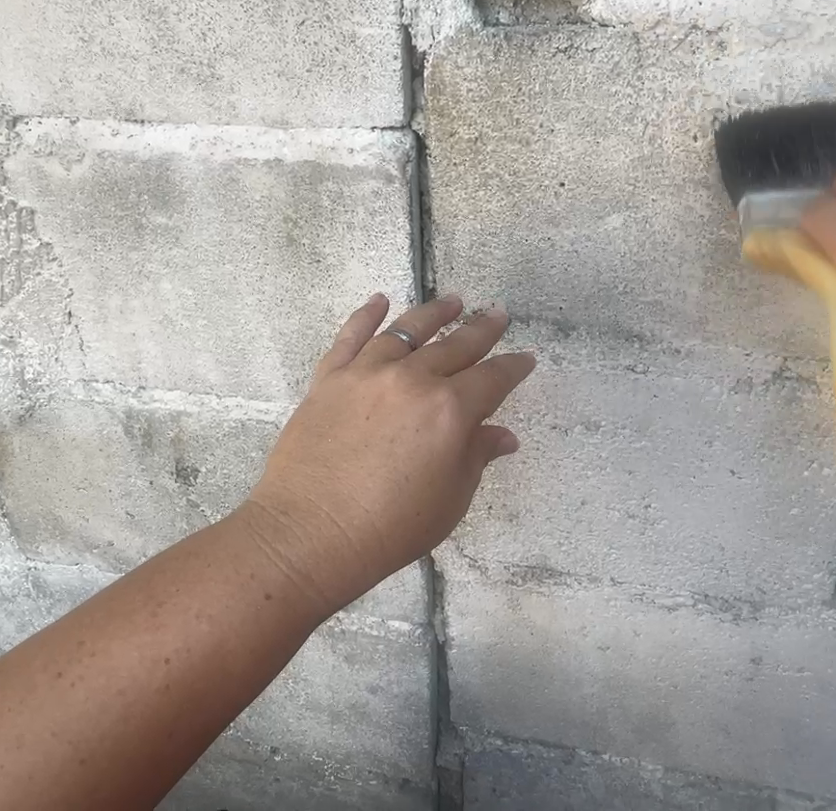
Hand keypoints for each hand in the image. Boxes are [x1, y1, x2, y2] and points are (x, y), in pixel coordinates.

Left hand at [239, 294, 536, 613]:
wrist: (310, 534)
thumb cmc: (389, 528)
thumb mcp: (450, 499)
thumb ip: (477, 457)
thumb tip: (503, 435)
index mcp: (450, 411)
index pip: (492, 380)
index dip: (513, 368)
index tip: (525, 358)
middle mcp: (413, 380)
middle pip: (455, 346)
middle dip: (482, 330)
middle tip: (498, 314)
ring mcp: (368, 373)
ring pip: (407, 331)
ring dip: (434, 313)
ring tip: (453, 301)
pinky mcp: (330, 377)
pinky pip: (352, 336)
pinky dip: (367, 314)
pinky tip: (380, 300)